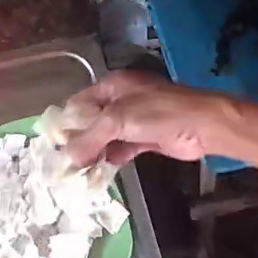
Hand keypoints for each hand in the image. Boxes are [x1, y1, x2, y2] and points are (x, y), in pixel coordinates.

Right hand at [62, 70, 242, 167]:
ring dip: (95, 152)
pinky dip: (111, 158)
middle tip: (65, 162)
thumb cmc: (158, 113)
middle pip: (92, 120)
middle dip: (79, 140)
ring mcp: (135, 119)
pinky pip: (121, 147)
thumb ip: (90, 138)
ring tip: (78, 172)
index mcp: (112, 85)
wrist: (203, 125)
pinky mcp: (146, 137)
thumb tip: (67, 157)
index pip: (80, 102)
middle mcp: (121, 99)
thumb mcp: (117, 120)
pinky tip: (100, 172)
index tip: (54, 144)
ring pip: (107, 136)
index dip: (67, 122)